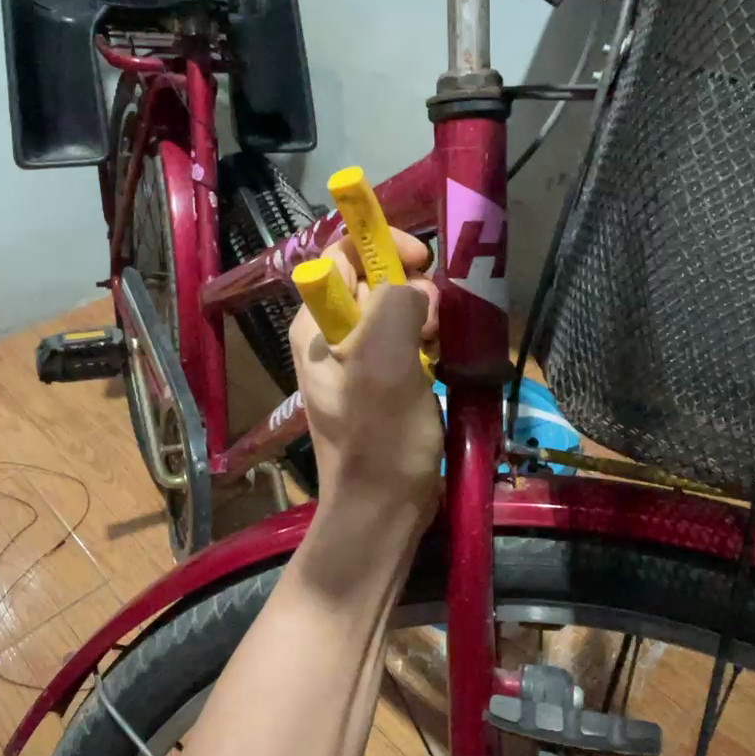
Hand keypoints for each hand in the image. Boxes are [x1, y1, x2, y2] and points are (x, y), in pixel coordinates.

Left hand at [289, 229, 442, 522]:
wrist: (382, 510)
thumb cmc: (381, 439)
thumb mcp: (387, 363)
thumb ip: (394, 306)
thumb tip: (415, 291)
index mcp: (316, 324)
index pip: (341, 254)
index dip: (381, 245)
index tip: (423, 261)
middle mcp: (330, 334)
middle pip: (374, 279)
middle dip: (411, 287)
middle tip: (433, 322)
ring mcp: (356, 360)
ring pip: (395, 309)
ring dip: (424, 317)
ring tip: (436, 348)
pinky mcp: (381, 381)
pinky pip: (405, 340)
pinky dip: (426, 342)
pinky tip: (438, 363)